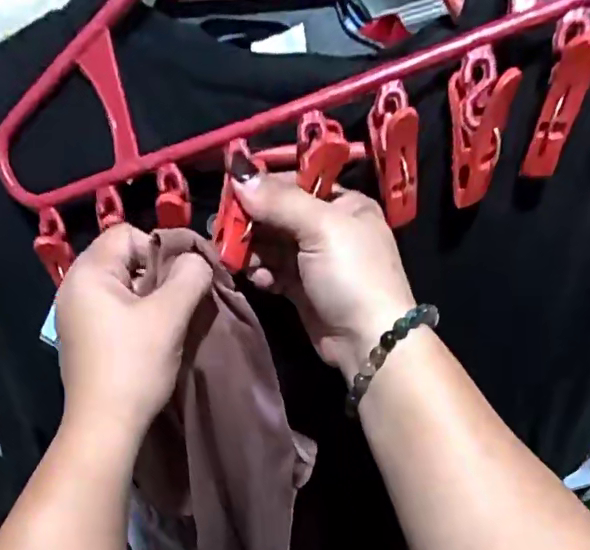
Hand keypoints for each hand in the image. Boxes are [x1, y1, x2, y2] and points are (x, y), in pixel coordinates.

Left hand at [54, 223, 213, 446]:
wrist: (103, 427)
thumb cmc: (134, 367)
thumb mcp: (168, 316)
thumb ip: (189, 276)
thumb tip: (198, 259)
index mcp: (87, 272)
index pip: (128, 233)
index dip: (163, 247)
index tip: (188, 276)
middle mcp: (73, 288)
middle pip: (124, 260)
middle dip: (159, 276)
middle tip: (183, 302)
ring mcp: (74, 318)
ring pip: (122, 290)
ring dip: (150, 300)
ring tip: (171, 324)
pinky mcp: (82, 342)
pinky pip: (113, 315)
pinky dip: (135, 320)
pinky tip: (151, 342)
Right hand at [233, 171, 417, 380]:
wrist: (366, 339)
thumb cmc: (351, 274)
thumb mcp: (320, 227)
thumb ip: (279, 201)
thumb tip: (238, 169)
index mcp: (343, 204)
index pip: (294, 183)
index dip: (262, 187)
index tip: (231, 193)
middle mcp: (329, 229)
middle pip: (279, 216)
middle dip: (251, 222)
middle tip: (223, 231)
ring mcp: (315, 262)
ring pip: (273, 246)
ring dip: (253, 251)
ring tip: (238, 260)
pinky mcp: (303, 290)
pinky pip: (275, 273)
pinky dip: (263, 274)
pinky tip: (257, 279)